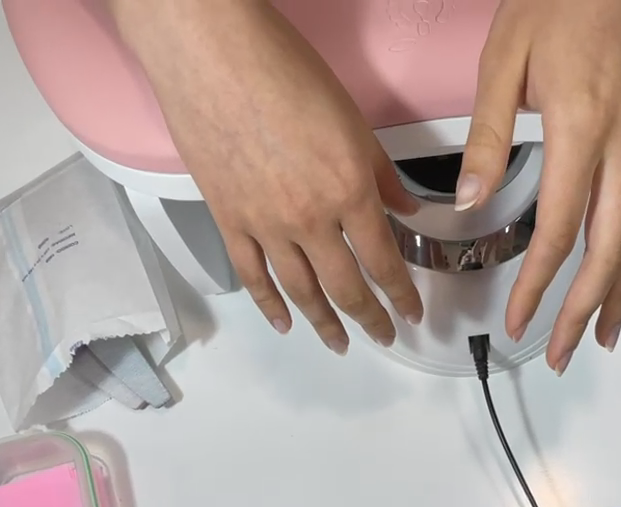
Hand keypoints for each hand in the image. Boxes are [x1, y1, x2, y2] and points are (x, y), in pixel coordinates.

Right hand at [110, 0, 422, 353]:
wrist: (210, 48)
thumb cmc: (283, 70)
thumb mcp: (353, 121)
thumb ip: (383, 174)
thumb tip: (406, 209)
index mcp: (349, 192)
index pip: (385, 262)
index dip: (401, 295)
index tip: (411, 314)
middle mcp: (311, 220)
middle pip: (347, 288)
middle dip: (370, 319)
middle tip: (383, 337)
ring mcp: (267, 225)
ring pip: (302, 292)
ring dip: (325, 323)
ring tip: (340, 343)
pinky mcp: (230, 220)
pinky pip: (253, 277)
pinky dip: (270, 305)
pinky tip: (284, 324)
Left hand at [459, 0, 620, 372]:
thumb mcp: (502, 61)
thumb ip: (487, 140)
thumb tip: (468, 206)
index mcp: (581, 131)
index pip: (557, 233)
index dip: (535, 288)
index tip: (517, 324)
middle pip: (607, 253)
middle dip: (583, 312)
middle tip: (564, 355)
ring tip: (605, 337)